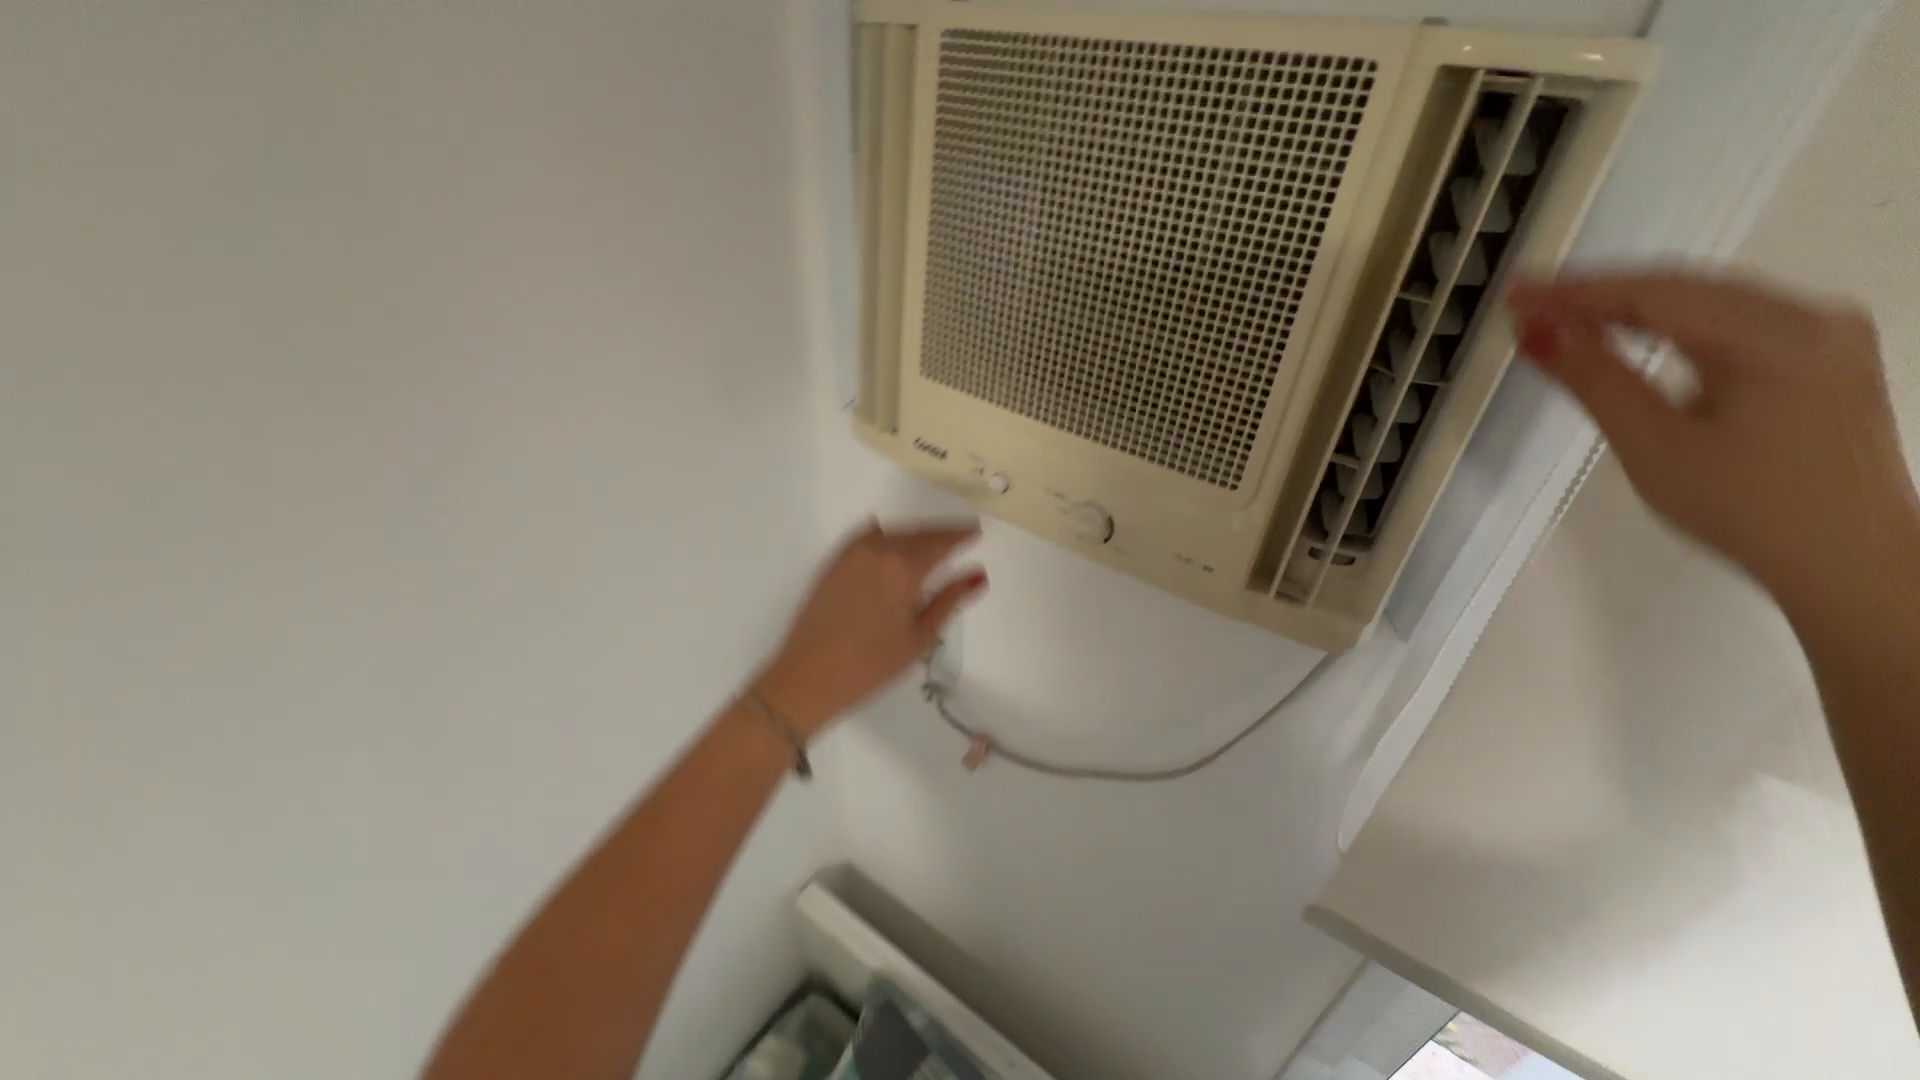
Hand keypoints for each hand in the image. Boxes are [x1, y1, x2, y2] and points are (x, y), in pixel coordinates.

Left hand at [752, 520, 985, 737]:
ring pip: (892, 533)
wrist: (808, 676)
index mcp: (903, 568)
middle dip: (939, 534)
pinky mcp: (833, 562)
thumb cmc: (871, 664)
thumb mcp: (920, 637)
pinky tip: (893, 546)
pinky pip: (868, 538)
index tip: (976, 532)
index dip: (961, 535)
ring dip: (914, 535)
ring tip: (931, 546)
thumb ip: (950, 600)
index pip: (940, 542)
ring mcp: (851, 554)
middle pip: (917, 533)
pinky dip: (886, 537)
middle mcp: (877, 550)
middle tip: (960, 536)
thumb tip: (978, 575)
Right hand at [1508, 271, 1918, 606]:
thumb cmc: (1746, 509)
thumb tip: (1538, 333)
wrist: (1846, 560)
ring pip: (1705, 303)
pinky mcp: (1822, 356)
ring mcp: (1825, 334)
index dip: (1576, 291)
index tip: (1515, 295)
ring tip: (1563, 322)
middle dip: (1599, 297)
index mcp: (1777, 335)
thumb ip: (1594, 379)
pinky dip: (1670, 327)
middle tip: (1528, 307)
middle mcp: (1813, 317)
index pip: (1655, 294)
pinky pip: (1730, 322)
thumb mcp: (1652, 444)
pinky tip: (1629, 338)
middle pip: (1682, 290)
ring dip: (1630, 311)